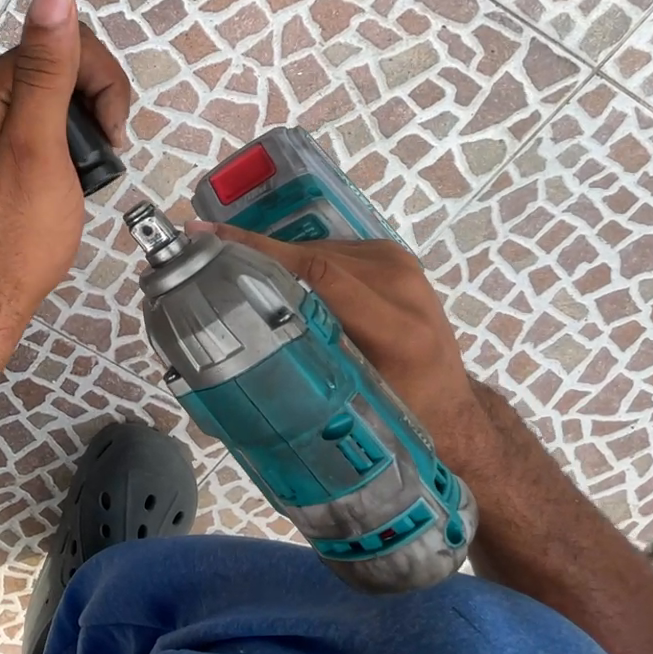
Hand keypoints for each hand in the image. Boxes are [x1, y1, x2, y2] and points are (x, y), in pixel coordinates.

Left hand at [0, 0, 132, 353]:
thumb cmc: (16, 234)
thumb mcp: (37, 148)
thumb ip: (46, 73)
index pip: (58, 41)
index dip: (98, 79)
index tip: (110, 132)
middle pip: (57, 62)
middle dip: (94, 99)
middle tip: (104, 153)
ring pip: (55, 92)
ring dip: (85, 122)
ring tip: (90, 168)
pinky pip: (42, 121)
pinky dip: (68, 140)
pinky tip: (73, 172)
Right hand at [186, 223, 492, 456]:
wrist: (451, 407)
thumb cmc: (400, 415)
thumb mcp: (344, 398)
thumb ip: (298, 365)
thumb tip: (224, 346)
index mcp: (396, 328)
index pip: (317, 273)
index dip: (258, 252)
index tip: (205, 238)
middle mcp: (402, 286)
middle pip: (310, 257)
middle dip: (252, 255)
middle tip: (201, 258)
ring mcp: (399, 265)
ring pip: (316, 250)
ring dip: (274, 259)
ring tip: (229, 268)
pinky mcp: (392, 257)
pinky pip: (328, 251)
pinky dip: (296, 261)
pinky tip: (272, 275)